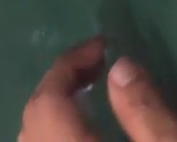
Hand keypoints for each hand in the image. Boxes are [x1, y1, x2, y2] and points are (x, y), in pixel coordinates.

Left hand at [19, 37, 176, 141]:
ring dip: (55, 108)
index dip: (68, 65)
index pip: (47, 104)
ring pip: (33, 141)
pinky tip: (86, 125)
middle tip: (100, 60)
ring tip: (93, 88)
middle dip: (60, 82)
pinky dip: (55, 131)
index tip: (104, 44)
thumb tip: (119, 64)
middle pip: (32, 122)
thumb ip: (144, 108)